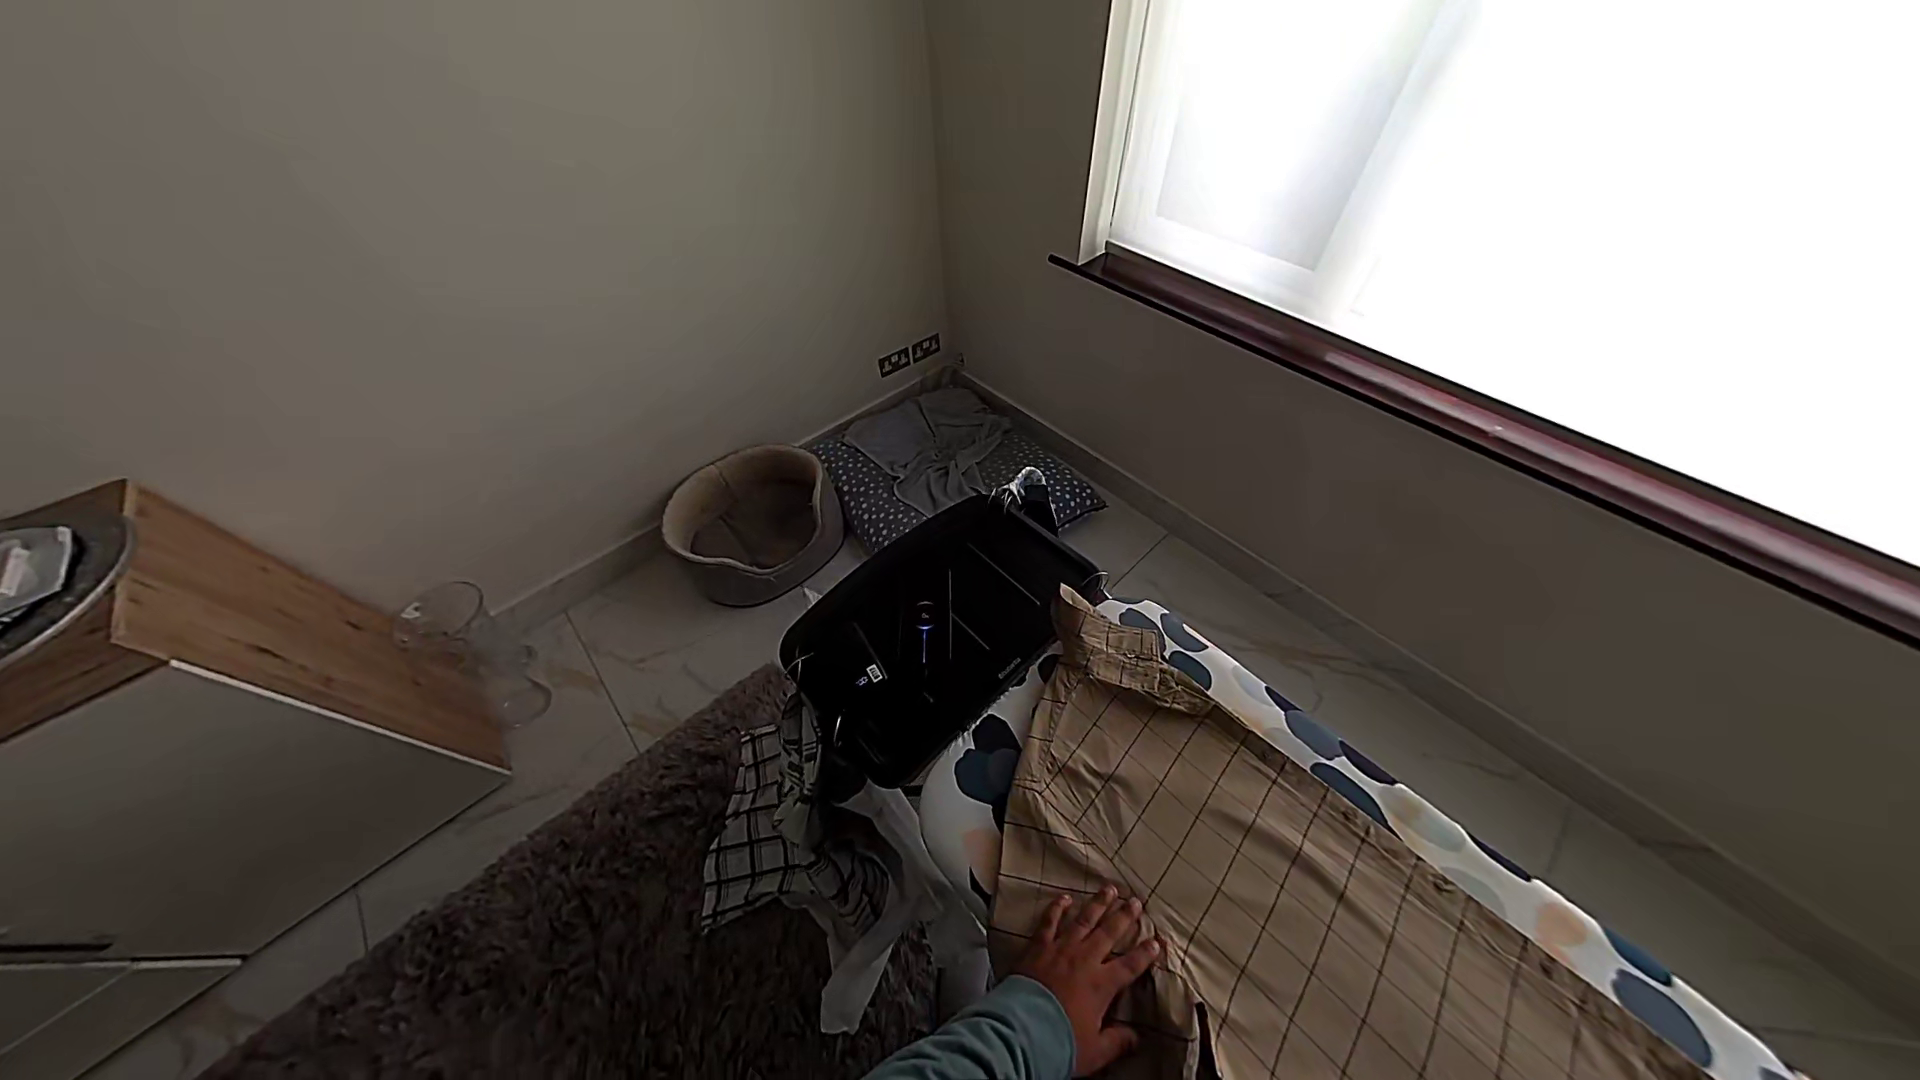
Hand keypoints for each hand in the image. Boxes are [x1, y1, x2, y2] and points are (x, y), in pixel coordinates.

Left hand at [1013, 885, 1161, 1076]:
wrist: (1025, 1029)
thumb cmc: (1062, 1041)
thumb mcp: (1096, 1051)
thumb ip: (1117, 1042)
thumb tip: (1137, 1039)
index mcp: (1101, 984)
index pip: (1130, 966)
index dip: (1145, 954)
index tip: (1156, 941)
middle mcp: (1085, 959)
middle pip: (1109, 933)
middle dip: (1124, 916)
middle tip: (1135, 901)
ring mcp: (1061, 948)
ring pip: (1084, 920)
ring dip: (1098, 904)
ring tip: (1109, 889)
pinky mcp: (1040, 944)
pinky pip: (1050, 920)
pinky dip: (1057, 907)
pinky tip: (1065, 897)